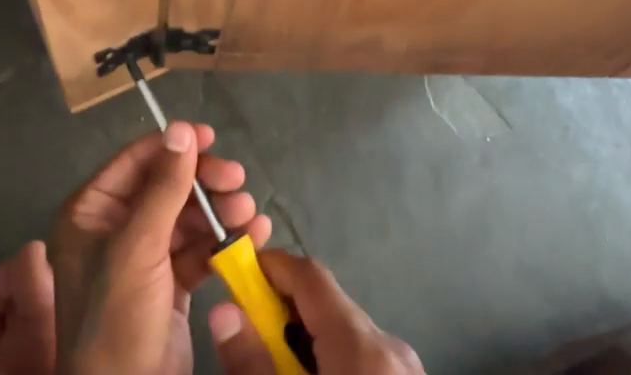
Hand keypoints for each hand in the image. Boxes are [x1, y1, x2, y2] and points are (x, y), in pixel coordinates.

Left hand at [52, 120, 272, 374]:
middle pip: (166, 187)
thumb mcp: (137, 247)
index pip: (134, 163)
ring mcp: (144, 258)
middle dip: (203, 182)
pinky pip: (199, 249)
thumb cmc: (117, 316)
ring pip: (187, 217)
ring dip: (219, 211)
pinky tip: (253, 234)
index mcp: (90, 213)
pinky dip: (224, 241)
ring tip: (248, 212)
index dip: (172, 146)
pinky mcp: (171, 284)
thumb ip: (162, 187)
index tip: (210, 137)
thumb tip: (180, 128)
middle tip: (238, 181)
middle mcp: (114, 229)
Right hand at [209, 249, 421, 374]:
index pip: (309, 274)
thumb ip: (254, 361)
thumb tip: (221, 309)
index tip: (235, 279)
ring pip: (345, 334)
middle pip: (325, 305)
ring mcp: (408, 367)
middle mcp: (390, 344)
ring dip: (308, 343)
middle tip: (253, 342)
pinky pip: (365, 359)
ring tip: (282, 369)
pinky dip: (334, 362)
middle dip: (283, 314)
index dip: (269, 267)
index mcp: (362, 342)